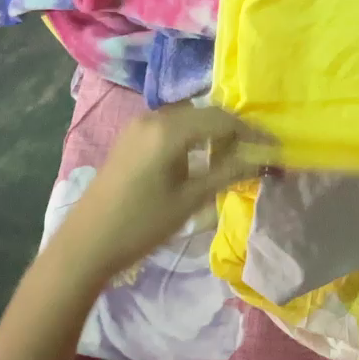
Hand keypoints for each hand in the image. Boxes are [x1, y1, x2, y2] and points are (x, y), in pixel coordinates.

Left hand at [56, 105, 272, 276]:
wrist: (84, 246)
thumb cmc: (140, 225)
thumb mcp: (189, 200)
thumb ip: (228, 174)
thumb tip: (264, 161)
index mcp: (169, 129)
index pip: (222, 119)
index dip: (251, 132)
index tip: (273, 146)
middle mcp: (154, 117)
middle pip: (205, 113)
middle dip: (233, 130)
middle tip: (254, 153)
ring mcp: (139, 125)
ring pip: (189, 118)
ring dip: (212, 133)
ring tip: (230, 158)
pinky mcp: (131, 137)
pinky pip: (172, 126)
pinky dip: (192, 136)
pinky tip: (200, 159)